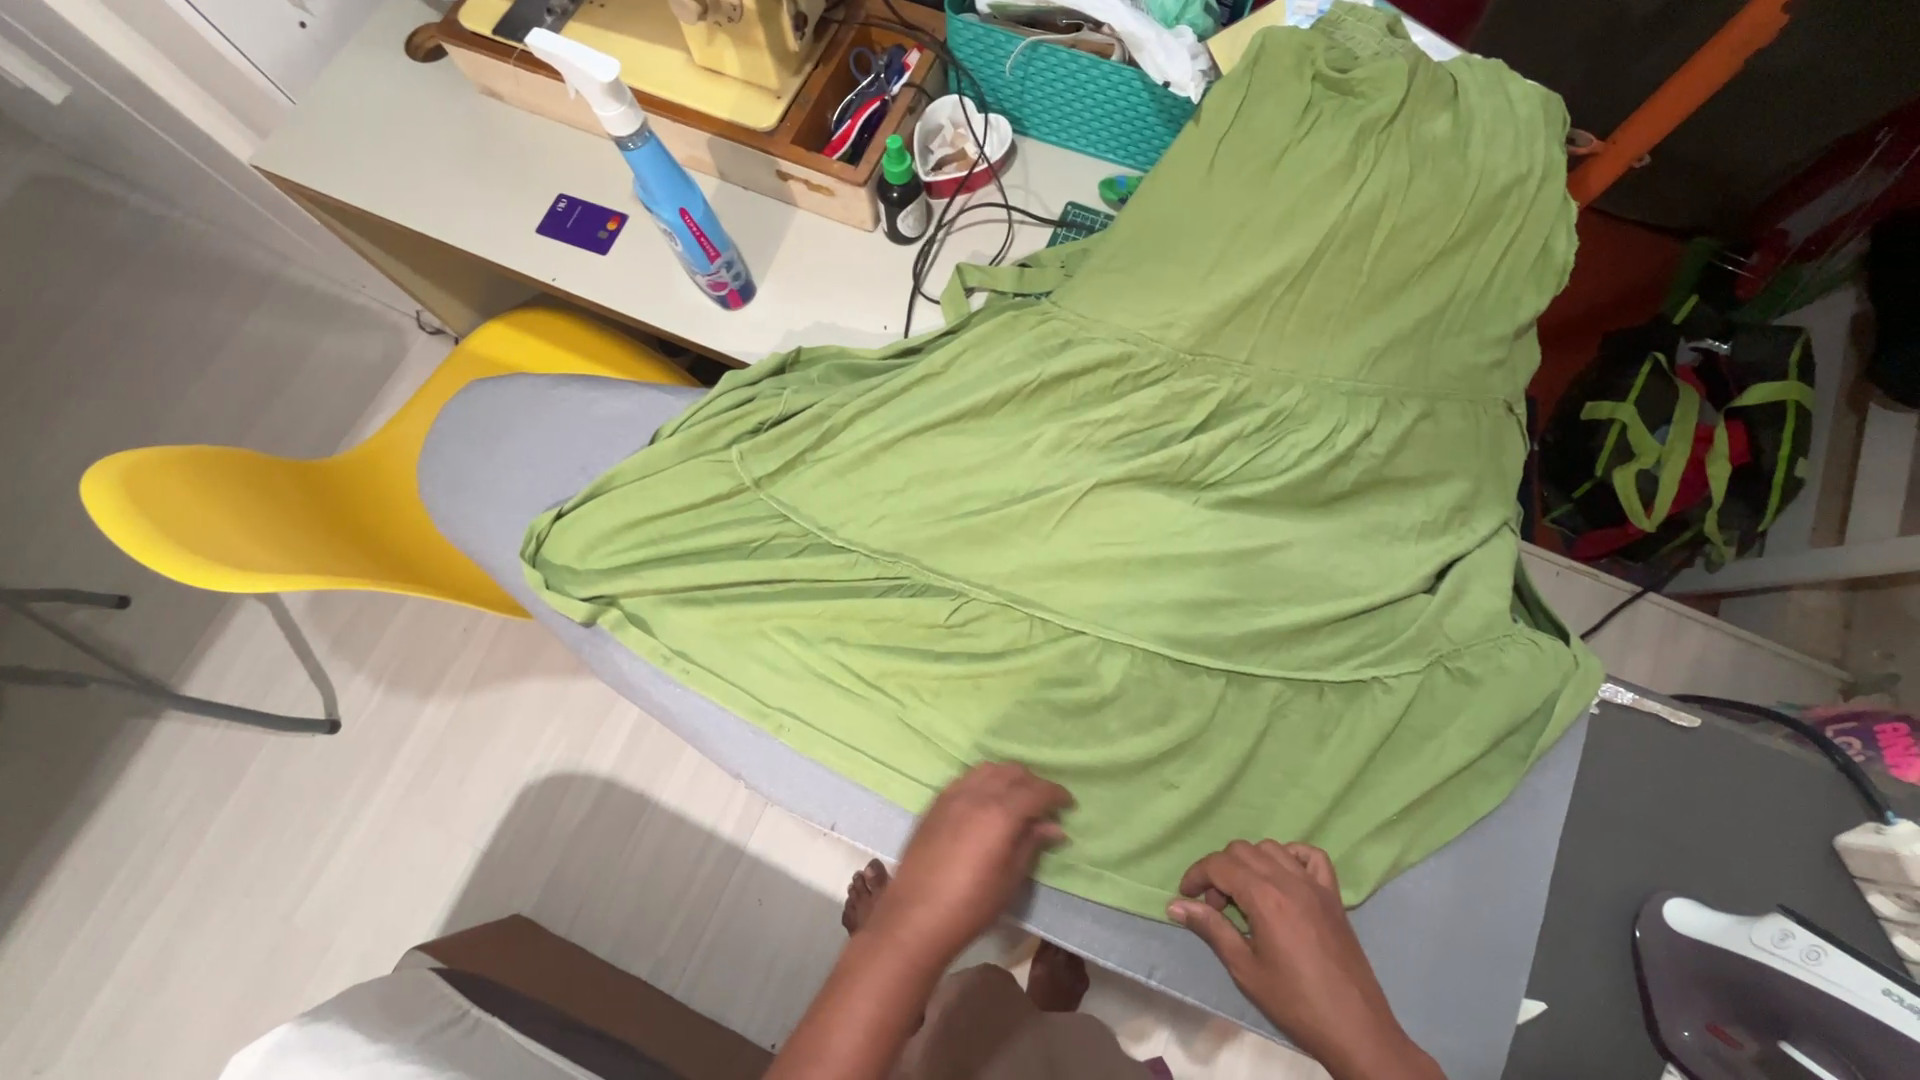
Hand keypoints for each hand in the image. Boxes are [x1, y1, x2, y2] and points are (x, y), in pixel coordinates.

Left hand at [865, 763, 1073, 967]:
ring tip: (1016, 799)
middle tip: (1044, 804)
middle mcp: (976, 795)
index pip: (1036, 790)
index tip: (1069, 804)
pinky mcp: (934, 804)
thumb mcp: (1010, 878)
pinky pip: (965, 779)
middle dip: (1033, 782)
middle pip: (1012, 772)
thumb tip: (1054, 826)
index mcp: (1000, 813)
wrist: (915, 917)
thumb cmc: (971, 905)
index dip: (1056, 794)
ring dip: (1007, 777)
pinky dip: (983, 781)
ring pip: (987, 769)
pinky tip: (986, 802)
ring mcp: (951, 796)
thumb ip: (1031, 844)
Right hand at [1168, 841, 1442, 1079]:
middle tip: (1216, 907)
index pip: (1219, 865)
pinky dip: (1291, 857)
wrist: (1354, 1028)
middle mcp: (1289, 880)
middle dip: (1220, 871)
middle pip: (1242, 850)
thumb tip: (1176, 905)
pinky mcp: (1334, 896)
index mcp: (1265, 897)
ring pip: (1271, 848)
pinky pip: (1311, 856)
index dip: (1196, 875)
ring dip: (1250, 864)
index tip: (1186, 897)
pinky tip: (1283, 880)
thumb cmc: (1294, 1002)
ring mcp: (1315, 885)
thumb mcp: (1244, 968)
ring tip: (1246, 898)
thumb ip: (1211, 928)